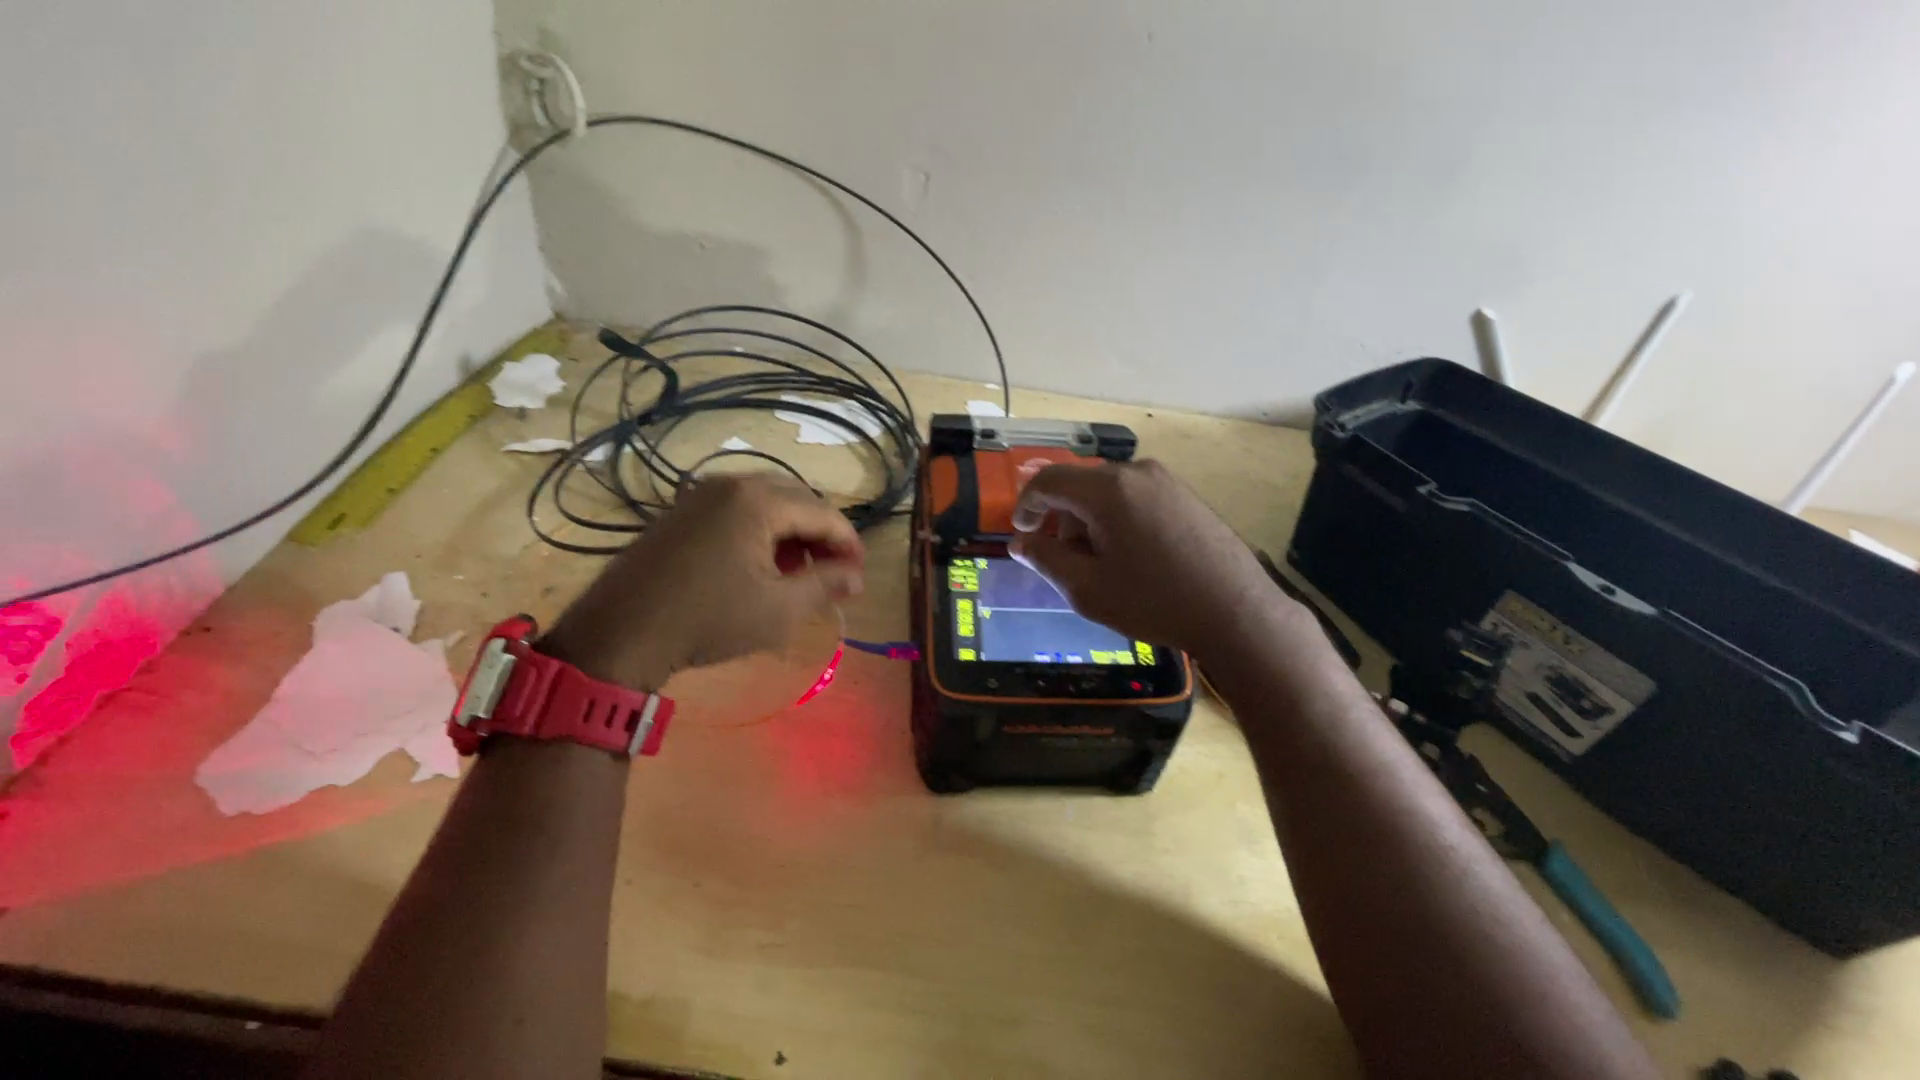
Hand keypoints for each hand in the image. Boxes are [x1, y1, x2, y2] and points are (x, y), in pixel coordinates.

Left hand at [537, 475, 864, 690]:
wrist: (622, 632)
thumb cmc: (709, 621)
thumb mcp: (778, 609)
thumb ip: (825, 585)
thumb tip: (856, 576)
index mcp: (758, 500)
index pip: (823, 513)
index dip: (849, 544)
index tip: (860, 576)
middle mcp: (730, 484)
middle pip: (796, 498)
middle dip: (821, 533)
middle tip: (834, 572)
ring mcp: (700, 494)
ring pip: (765, 501)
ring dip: (791, 531)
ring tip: (800, 571)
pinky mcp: (680, 512)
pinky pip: (736, 509)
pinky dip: (760, 530)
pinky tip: (760, 564)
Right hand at [1009, 460, 1284, 657]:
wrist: (1236, 611)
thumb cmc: (1154, 602)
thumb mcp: (1087, 588)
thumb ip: (1045, 559)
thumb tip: (1020, 543)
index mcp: (1106, 489)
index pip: (1048, 481)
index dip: (1026, 506)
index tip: (1021, 535)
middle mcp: (1135, 472)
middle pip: (1079, 485)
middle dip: (1061, 518)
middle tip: (1062, 559)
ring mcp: (1165, 481)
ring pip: (1107, 491)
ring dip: (1090, 520)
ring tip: (1100, 564)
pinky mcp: (1185, 495)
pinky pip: (1135, 497)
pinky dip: (1117, 519)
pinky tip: (1131, 557)